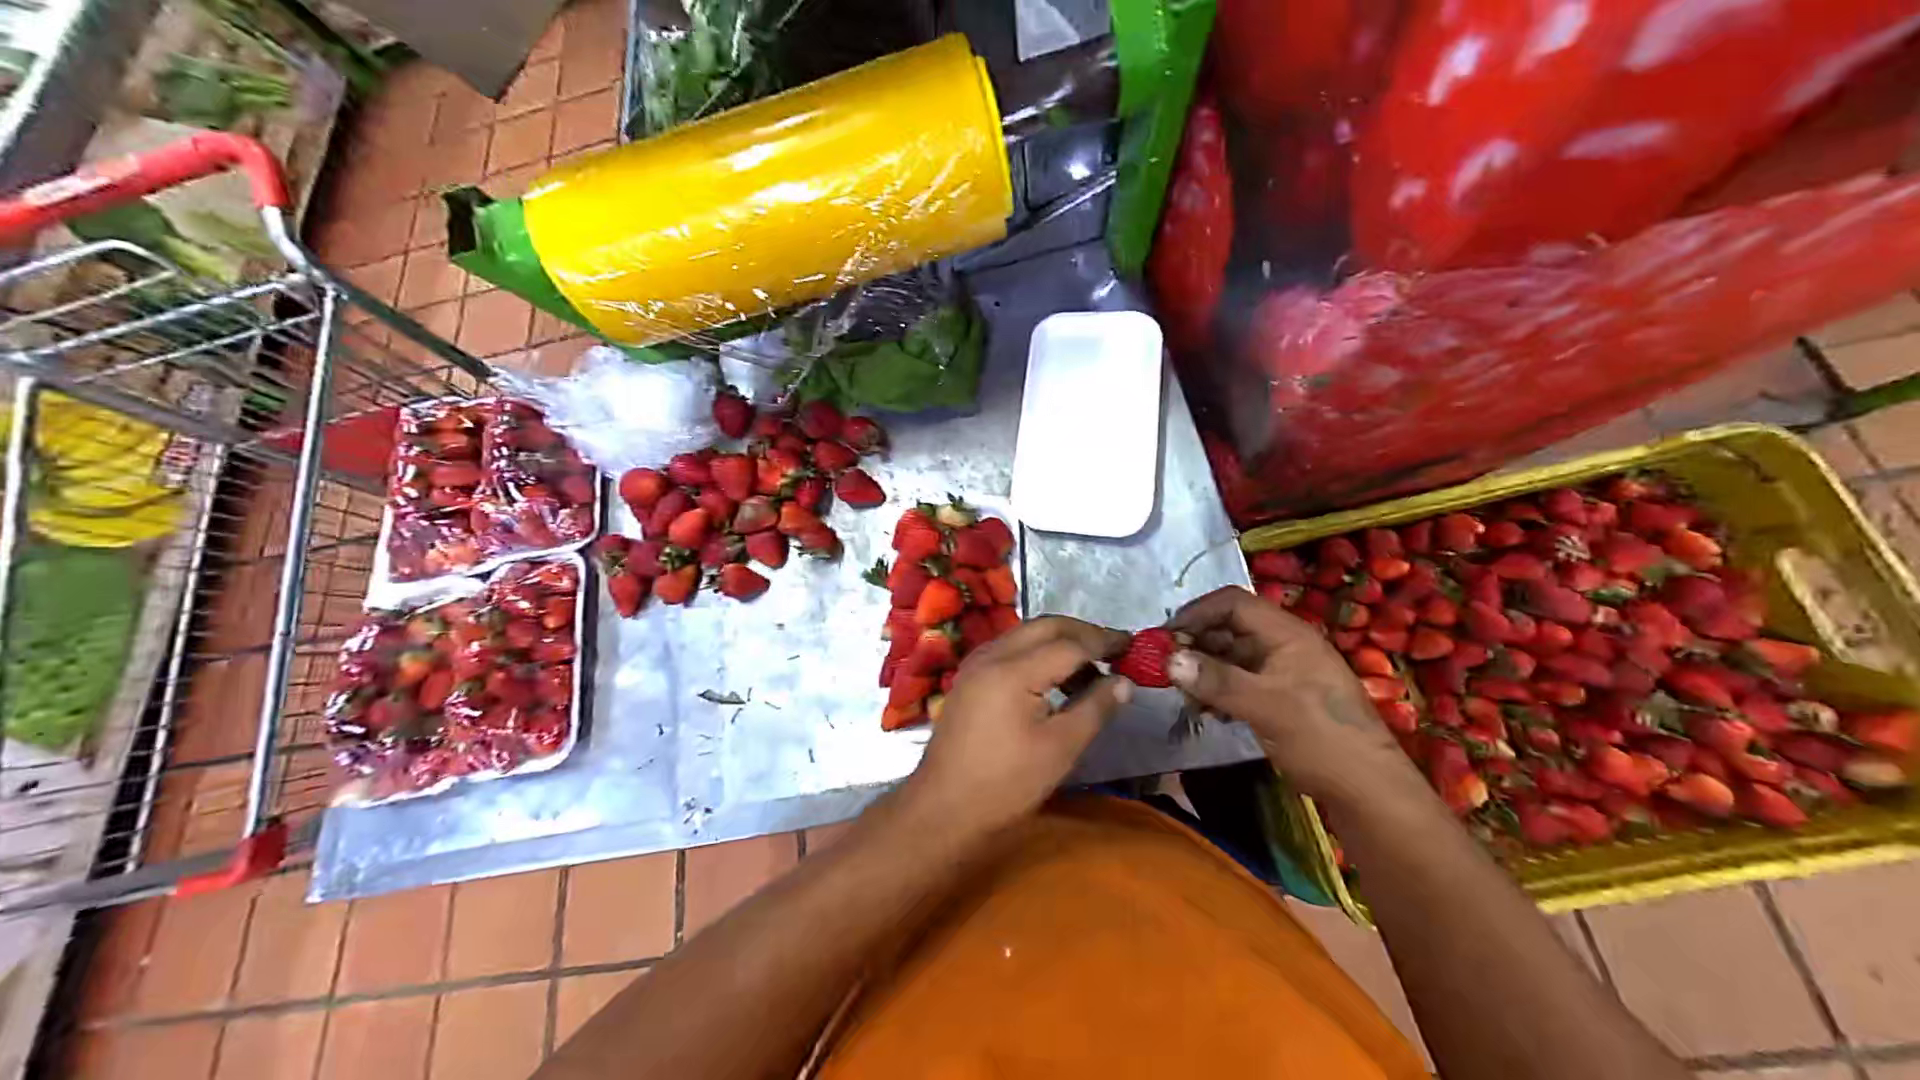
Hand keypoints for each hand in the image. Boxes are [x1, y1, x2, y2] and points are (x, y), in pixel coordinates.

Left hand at [901, 615, 1132, 837]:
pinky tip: (1054, 678)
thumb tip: (1124, 681)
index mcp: (1013, 670)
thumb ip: (1095, 708)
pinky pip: (1009, 650)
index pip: (1069, 644)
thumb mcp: (1061, 748)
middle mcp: (991, 656)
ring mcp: (975, 665)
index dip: (1104, 642)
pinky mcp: (969, 679)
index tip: (1133, 646)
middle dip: (1082, 633)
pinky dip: (1036, 653)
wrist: (943, 808)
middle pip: (1045, 627)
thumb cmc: (1006, 784)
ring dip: (1059, 642)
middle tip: (1114, 649)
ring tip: (1090, 668)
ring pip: (1025, 635)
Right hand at [1166, 586, 1426, 809]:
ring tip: (1181, 693)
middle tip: (1165, 667)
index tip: (1166, 637)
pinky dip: (1216, 690)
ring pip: (1230, 656)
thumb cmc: (1321, 739)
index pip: (1233, 603)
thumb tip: (1169, 659)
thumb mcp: (1266, 706)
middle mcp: (1283, 646)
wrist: (1368, 792)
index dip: (1197, 613)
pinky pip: (1238, 682)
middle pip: (1229, 628)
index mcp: (1287, 634)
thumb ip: (1216, 680)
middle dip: (1195, 643)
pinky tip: (1202, 710)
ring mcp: (1282, 673)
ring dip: (1202, 669)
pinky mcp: (1278, 698)